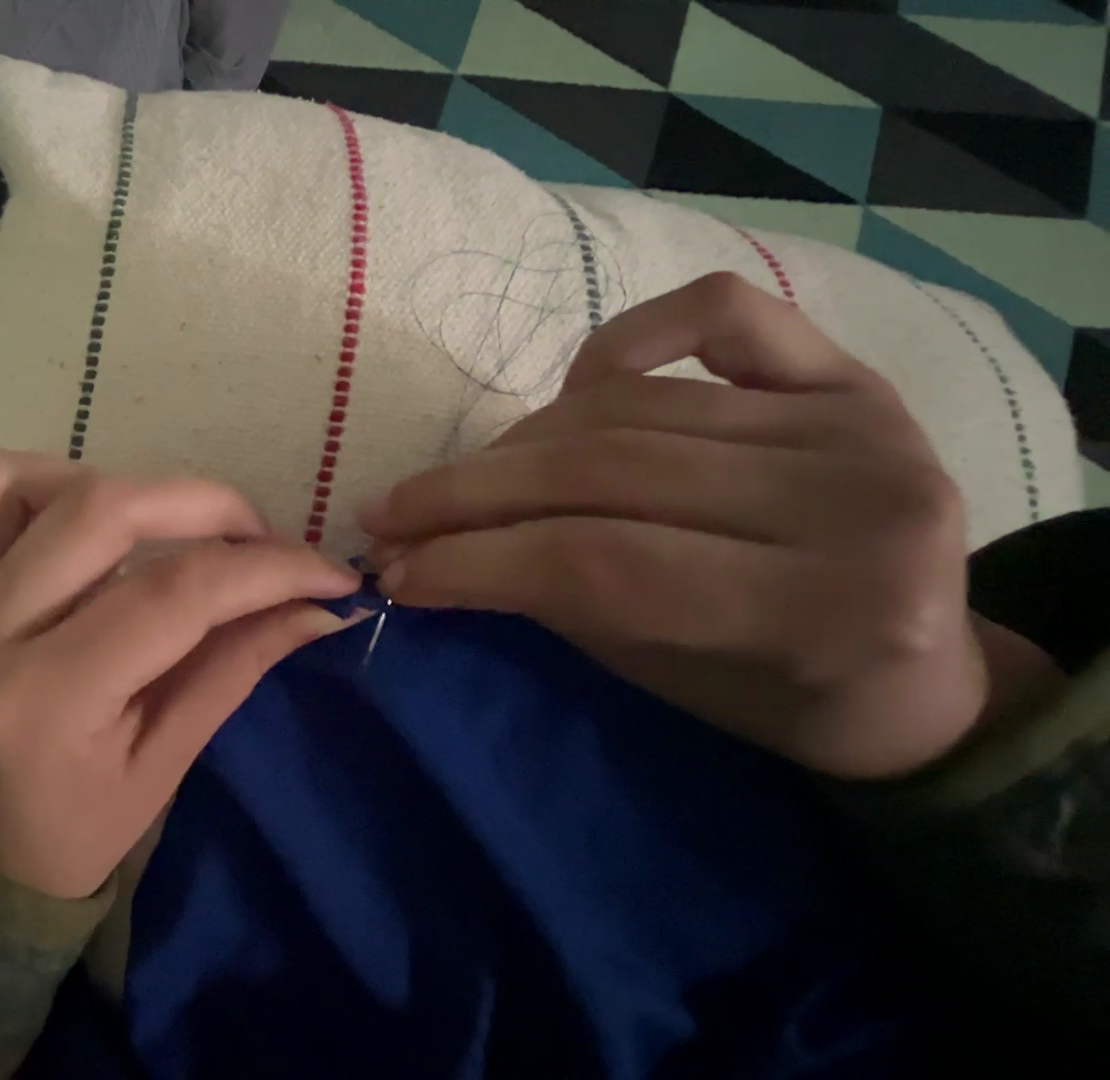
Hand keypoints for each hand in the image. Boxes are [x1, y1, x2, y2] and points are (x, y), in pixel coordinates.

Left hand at [0, 448, 358, 898]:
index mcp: (42, 702)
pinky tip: (81, 523)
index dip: (264, 569)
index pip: (171, 596)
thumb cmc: (80, 826)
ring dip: (120, 486)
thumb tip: (320, 599)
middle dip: (207, 504)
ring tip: (164, 530)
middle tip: (259, 535)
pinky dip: (42, 478)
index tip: (326, 569)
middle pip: (103, 510)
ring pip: (32, 478)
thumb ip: (237, 666)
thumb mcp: (167, 763)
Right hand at [361, 272, 986, 779]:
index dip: (474, 563)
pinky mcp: (848, 372)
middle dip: (467, 496)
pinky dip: (625, 338)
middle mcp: (854, 495)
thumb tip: (415, 561)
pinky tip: (575, 382)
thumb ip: (544, 599)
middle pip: (604, 470)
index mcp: (824, 607)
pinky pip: (717, 313)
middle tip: (387, 517)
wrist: (905, 669)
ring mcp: (857, 417)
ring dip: (511, 445)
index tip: (392, 573)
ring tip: (453, 483)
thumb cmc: (767, 695)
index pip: (600, 564)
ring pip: (628, 404)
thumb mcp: (651, 673)